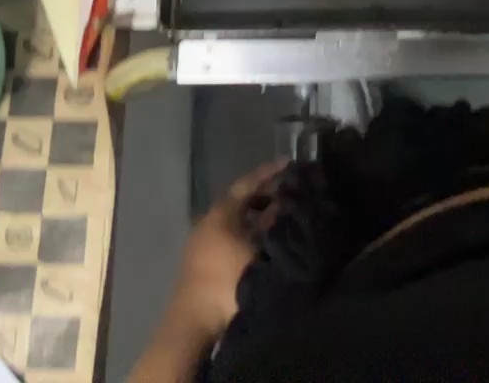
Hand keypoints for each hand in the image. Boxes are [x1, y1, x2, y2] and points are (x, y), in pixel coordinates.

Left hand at [168, 159, 287, 337]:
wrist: (194, 325)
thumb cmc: (224, 282)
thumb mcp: (255, 252)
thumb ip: (272, 227)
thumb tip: (288, 208)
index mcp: (219, 214)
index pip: (246, 184)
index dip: (268, 173)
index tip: (289, 163)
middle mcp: (212, 223)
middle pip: (243, 201)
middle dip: (267, 194)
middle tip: (293, 189)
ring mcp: (208, 244)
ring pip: (240, 220)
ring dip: (262, 215)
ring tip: (287, 213)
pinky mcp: (210, 264)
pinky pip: (237, 237)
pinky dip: (254, 233)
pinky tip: (271, 240)